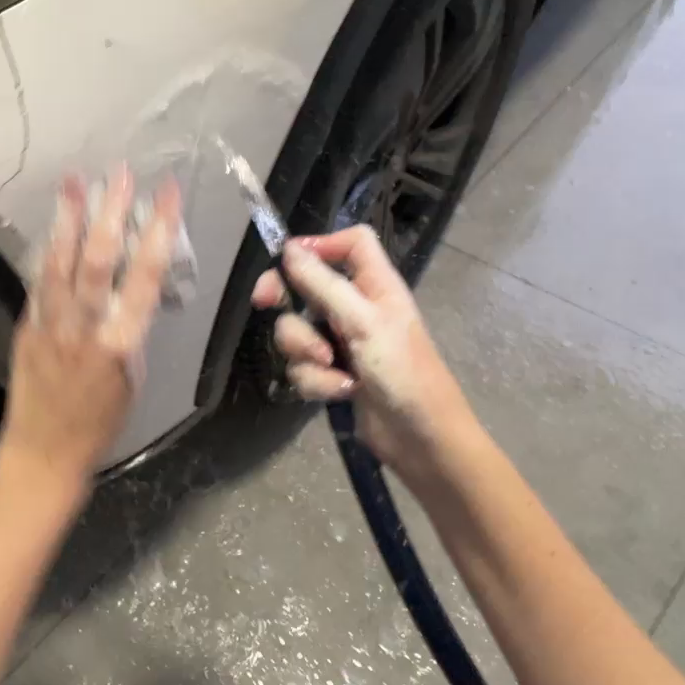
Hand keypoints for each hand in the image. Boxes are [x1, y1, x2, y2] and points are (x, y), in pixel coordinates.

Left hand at [0, 167, 181, 496]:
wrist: (44, 452)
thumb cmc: (100, 423)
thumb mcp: (133, 379)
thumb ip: (130, 331)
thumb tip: (132, 291)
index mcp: (119, 344)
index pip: (143, 276)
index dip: (157, 230)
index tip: (166, 194)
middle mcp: (83, 328)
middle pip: (97, 260)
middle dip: (109, 212)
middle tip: (118, 173)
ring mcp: (48, 326)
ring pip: (58, 264)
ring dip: (68, 218)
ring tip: (73, 180)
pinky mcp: (25, 328)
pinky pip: (39, 282)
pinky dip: (47, 251)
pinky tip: (52, 226)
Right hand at [250, 225, 473, 470]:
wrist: (420, 440)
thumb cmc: (402, 373)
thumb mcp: (362, 323)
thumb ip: (323, 284)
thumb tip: (289, 249)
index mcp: (374, 285)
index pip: (350, 244)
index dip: (320, 244)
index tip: (287, 257)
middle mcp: (355, 308)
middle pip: (305, 285)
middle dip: (285, 299)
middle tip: (263, 302)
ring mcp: (341, 342)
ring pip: (295, 330)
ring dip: (305, 351)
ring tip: (331, 369)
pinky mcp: (331, 373)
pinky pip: (301, 366)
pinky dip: (316, 380)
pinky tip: (340, 392)